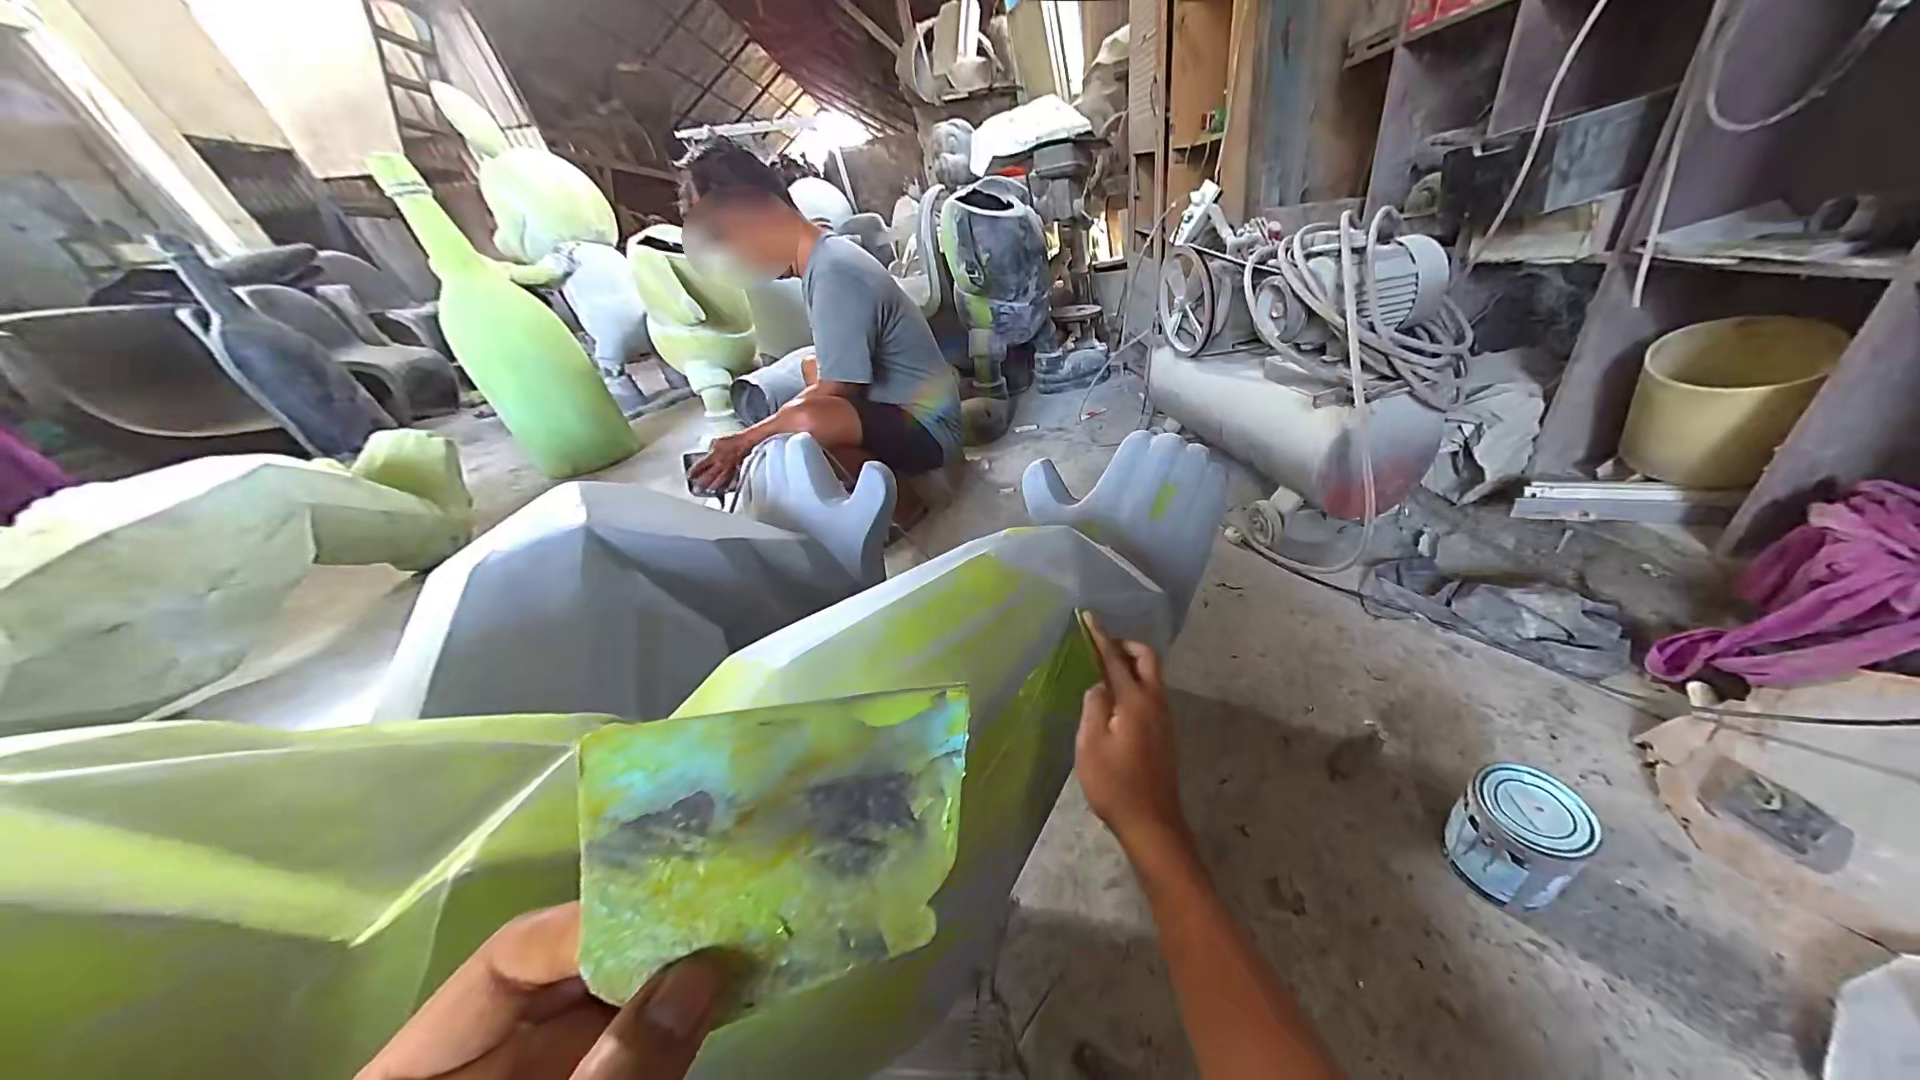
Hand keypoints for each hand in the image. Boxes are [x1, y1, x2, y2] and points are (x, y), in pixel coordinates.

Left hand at [358, 903, 727, 1079]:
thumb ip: (615, 1078)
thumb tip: (700, 972)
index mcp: (423, 1070)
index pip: (510, 958)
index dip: (586, 927)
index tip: (669, 909)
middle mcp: (489, 1057)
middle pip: (570, 972)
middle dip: (646, 940)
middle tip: (721, 913)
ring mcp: (546, 1075)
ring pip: (613, 1000)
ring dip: (673, 970)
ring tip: (735, 937)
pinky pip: (636, 1038)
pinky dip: (678, 1014)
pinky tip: (726, 989)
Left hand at [688, 433, 754, 492]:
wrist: (744, 443)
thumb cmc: (731, 441)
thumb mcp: (716, 441)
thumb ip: (711, 449)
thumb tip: (709, 452)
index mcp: (713, 456)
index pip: (700, 466)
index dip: (693, 472)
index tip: (690, 476)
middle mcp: (720, 465)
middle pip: (708, 477)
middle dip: (702, 483)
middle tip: (697, 487)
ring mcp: (728, 469)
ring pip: (719, 481)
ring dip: (713, 487)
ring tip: (709, 491)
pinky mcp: (736, 471)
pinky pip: (730, 480)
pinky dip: (727, 485)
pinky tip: (725, 488)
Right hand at [1075, 615, 1191, 860]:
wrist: (1152, 824)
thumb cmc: (1115, 785)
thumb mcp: (1090, 745)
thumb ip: (1093, 708)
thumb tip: (1099, 687)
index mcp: (1135, 702)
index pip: (1115, 659)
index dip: (1100, 637)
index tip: (1088, 617)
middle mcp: (1155, 703)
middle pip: (1147, 659)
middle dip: (1125, 645)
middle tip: (1100, 647)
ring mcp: (1163, 718)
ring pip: (1152, 676)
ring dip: (1131, 663)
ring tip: (1102, 670)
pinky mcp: (1163, 732)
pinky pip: (1150, 693)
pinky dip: (1134, 682)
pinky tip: (1115, 699)